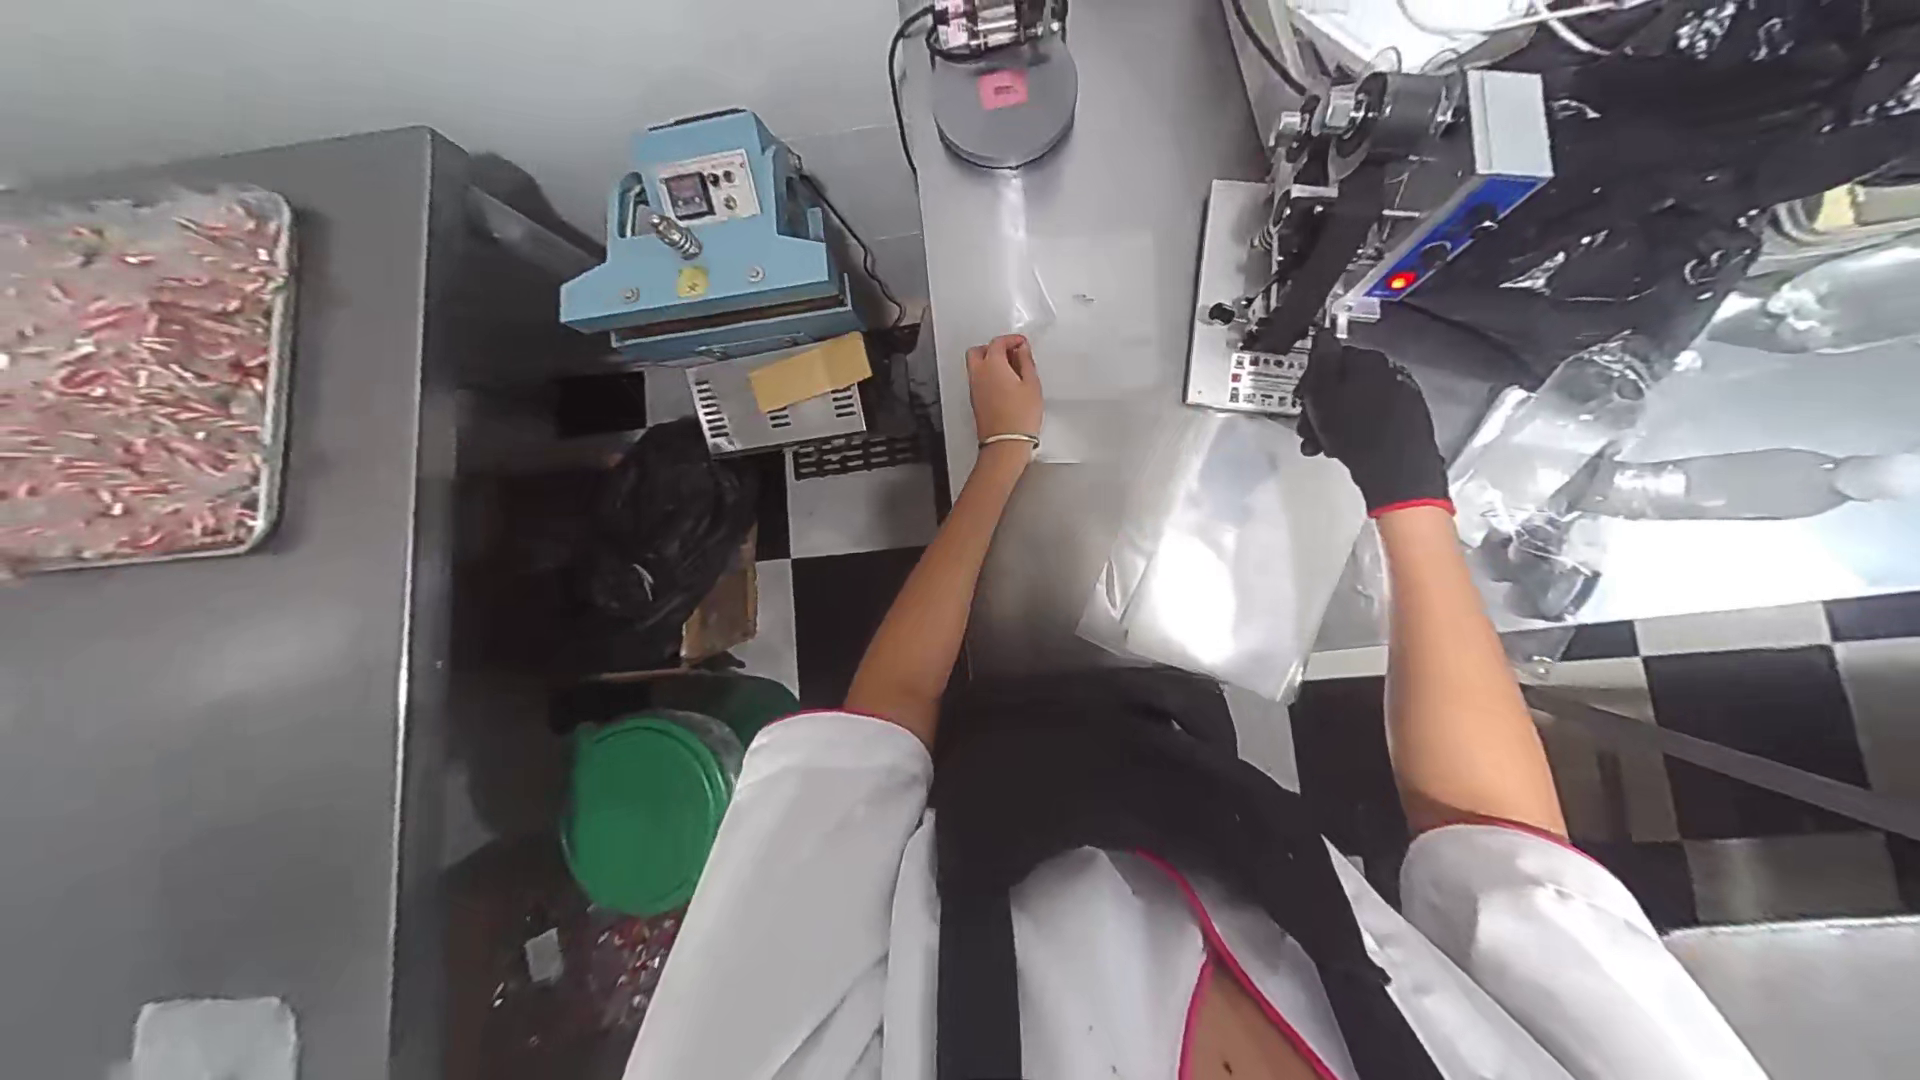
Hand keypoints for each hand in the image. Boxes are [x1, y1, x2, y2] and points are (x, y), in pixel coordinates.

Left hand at [966, 334, 1043, 441]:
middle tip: (1012, 353)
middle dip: (994, 347)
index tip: (1021, 343)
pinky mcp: (975, 401)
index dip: (1011, 339)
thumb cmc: (1019, 417)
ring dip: (990, 361)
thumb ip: (1026, 362)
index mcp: (992, 365)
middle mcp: (978, 375)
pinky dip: (988, 375)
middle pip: (979, 350)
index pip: (997, 342)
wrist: (1005, 443)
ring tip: (1011, 369)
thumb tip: (1022, 350)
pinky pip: (978, 380)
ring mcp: (974, 389)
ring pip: (976, 365)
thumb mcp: (1032, 384)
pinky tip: (1005, 383)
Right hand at [1297, 331, 1450, 516]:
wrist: (1394, 466)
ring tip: (1319, 444)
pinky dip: (1352, 431)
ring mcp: (1402, 396)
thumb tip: (1322, 334)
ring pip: (1354, 404)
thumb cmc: (1353, 429)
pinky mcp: (1408, 420)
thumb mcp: (1323, 394)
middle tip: (1306, 427)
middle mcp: (1390, 372)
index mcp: (1369, 361)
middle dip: (1320, 406)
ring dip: (1332, 423)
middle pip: (1343, 383)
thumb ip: (1320, 361)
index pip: (1332, 357)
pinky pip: (1370, 419)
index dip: (1310, 380)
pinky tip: (1340, 448)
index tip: (1299, 399)